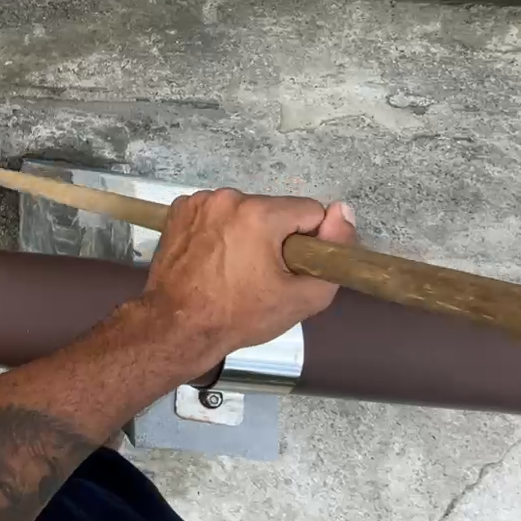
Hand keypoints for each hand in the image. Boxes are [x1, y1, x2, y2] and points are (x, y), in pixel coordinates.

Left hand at [137, 189, 357, 377]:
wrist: (178, 322)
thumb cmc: (239, 314)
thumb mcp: (303, 295)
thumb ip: (333, 250)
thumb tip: (342, 212)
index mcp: (257, 213)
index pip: (310, 211)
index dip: (311, 240)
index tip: (295, 264)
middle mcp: (225, 198)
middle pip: (273, 209)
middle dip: (276, 235)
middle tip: (263, 271)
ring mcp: (197, 201)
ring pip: (243, 210)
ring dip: (246, 231)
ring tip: (236, 266)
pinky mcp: (178, 210)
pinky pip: (215, 212)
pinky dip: (219, 229)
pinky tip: (214, 256)